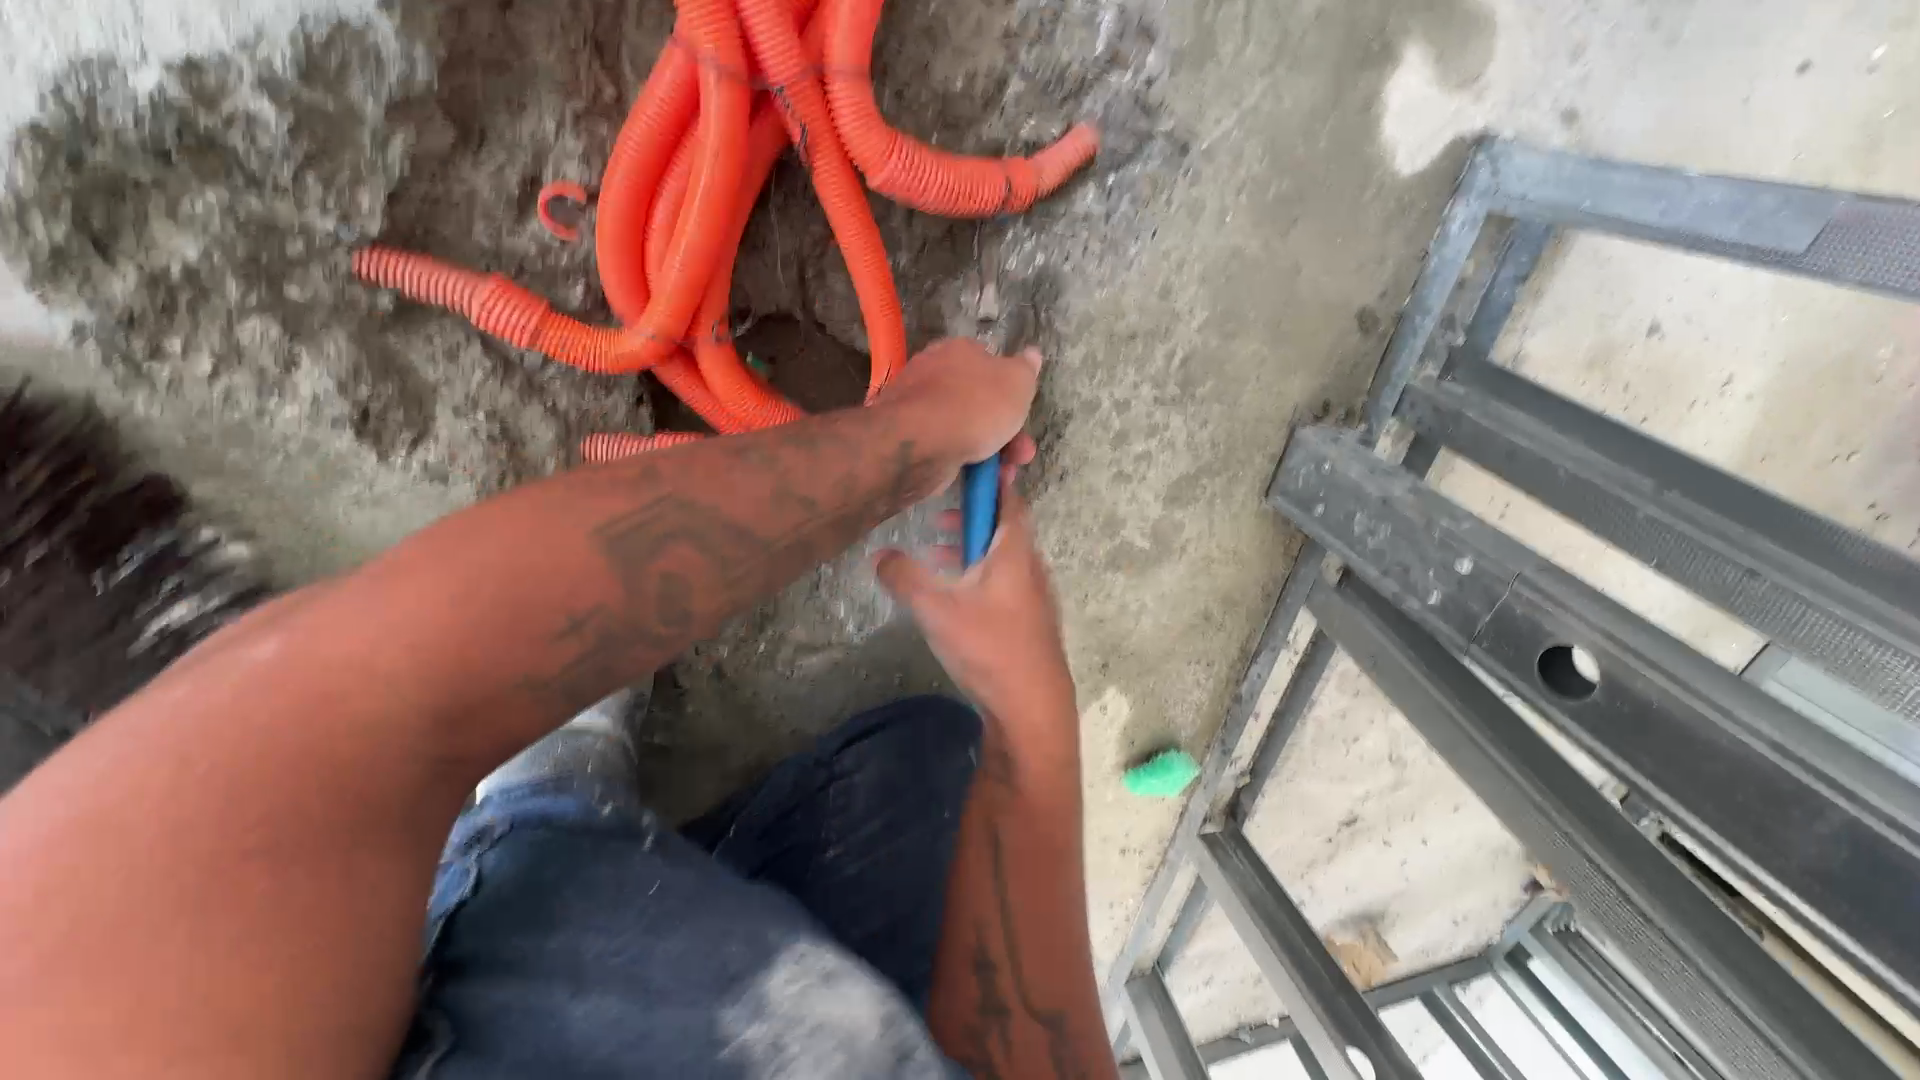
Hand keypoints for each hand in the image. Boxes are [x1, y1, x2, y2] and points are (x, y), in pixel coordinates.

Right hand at [875, 457, 1074, 731]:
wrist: (1033, 707)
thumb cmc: (988, 647)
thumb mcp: (935, 608)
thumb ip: (904, 577)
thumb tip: (878, 554)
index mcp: (1015, 551)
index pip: (1008, 499)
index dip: (991, 480)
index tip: (970, 468)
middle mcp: (1032, 567)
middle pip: (1005, 529)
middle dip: (973, 519)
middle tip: (942, 519)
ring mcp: (1036, 597)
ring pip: (1004, 560)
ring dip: (975, 552)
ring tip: (940, 558)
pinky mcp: (1033, 624)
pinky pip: (1007, 585)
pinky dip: (983, 577)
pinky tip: (958, 602)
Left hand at [877, 339, 1043, 471]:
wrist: (921, 443)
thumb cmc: (975, 405)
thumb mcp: (1017, 382)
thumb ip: (1026, 370)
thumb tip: (1032, 354)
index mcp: (958, 352)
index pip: (988, 363)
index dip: (1009, 391)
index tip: (1023, 413)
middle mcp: (934, 375)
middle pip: (979, 404)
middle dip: (1007, 433)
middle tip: (1022, 454)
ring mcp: (919, 410)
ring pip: (965, 432)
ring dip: (991, 455)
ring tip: (1005, 477)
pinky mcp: (911, 441)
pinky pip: (947, 451)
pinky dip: (965, 466)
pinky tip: (979, 483)